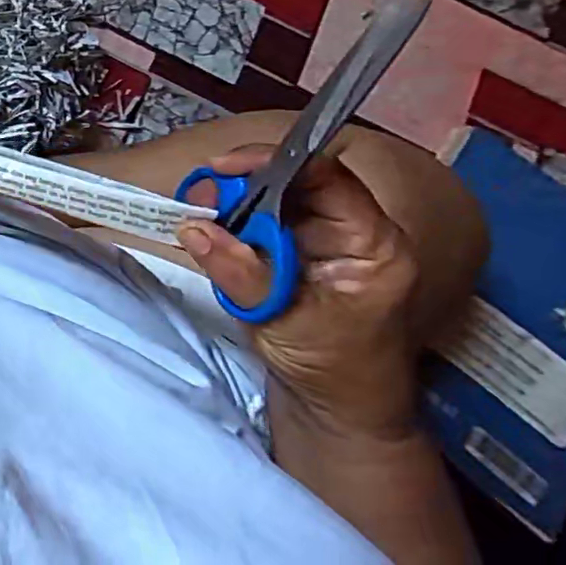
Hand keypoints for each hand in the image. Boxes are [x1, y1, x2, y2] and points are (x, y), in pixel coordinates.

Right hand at [176, 146, 420, 439]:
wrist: (334, 403)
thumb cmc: (333, 368)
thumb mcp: (287, 323)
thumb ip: (243, 275)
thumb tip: (194, 229)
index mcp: (371, 243)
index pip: (327, 178)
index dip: (275, 162)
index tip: (222, 168)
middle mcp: (347, 228)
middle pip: (290, 179)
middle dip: (239, 182)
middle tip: (199, 200)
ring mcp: (317, 234)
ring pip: (266, 193)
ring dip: (227, 201)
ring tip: (199, 219)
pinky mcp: (289, 242)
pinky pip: (253, 214)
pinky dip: (224, 218)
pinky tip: (208, 231)